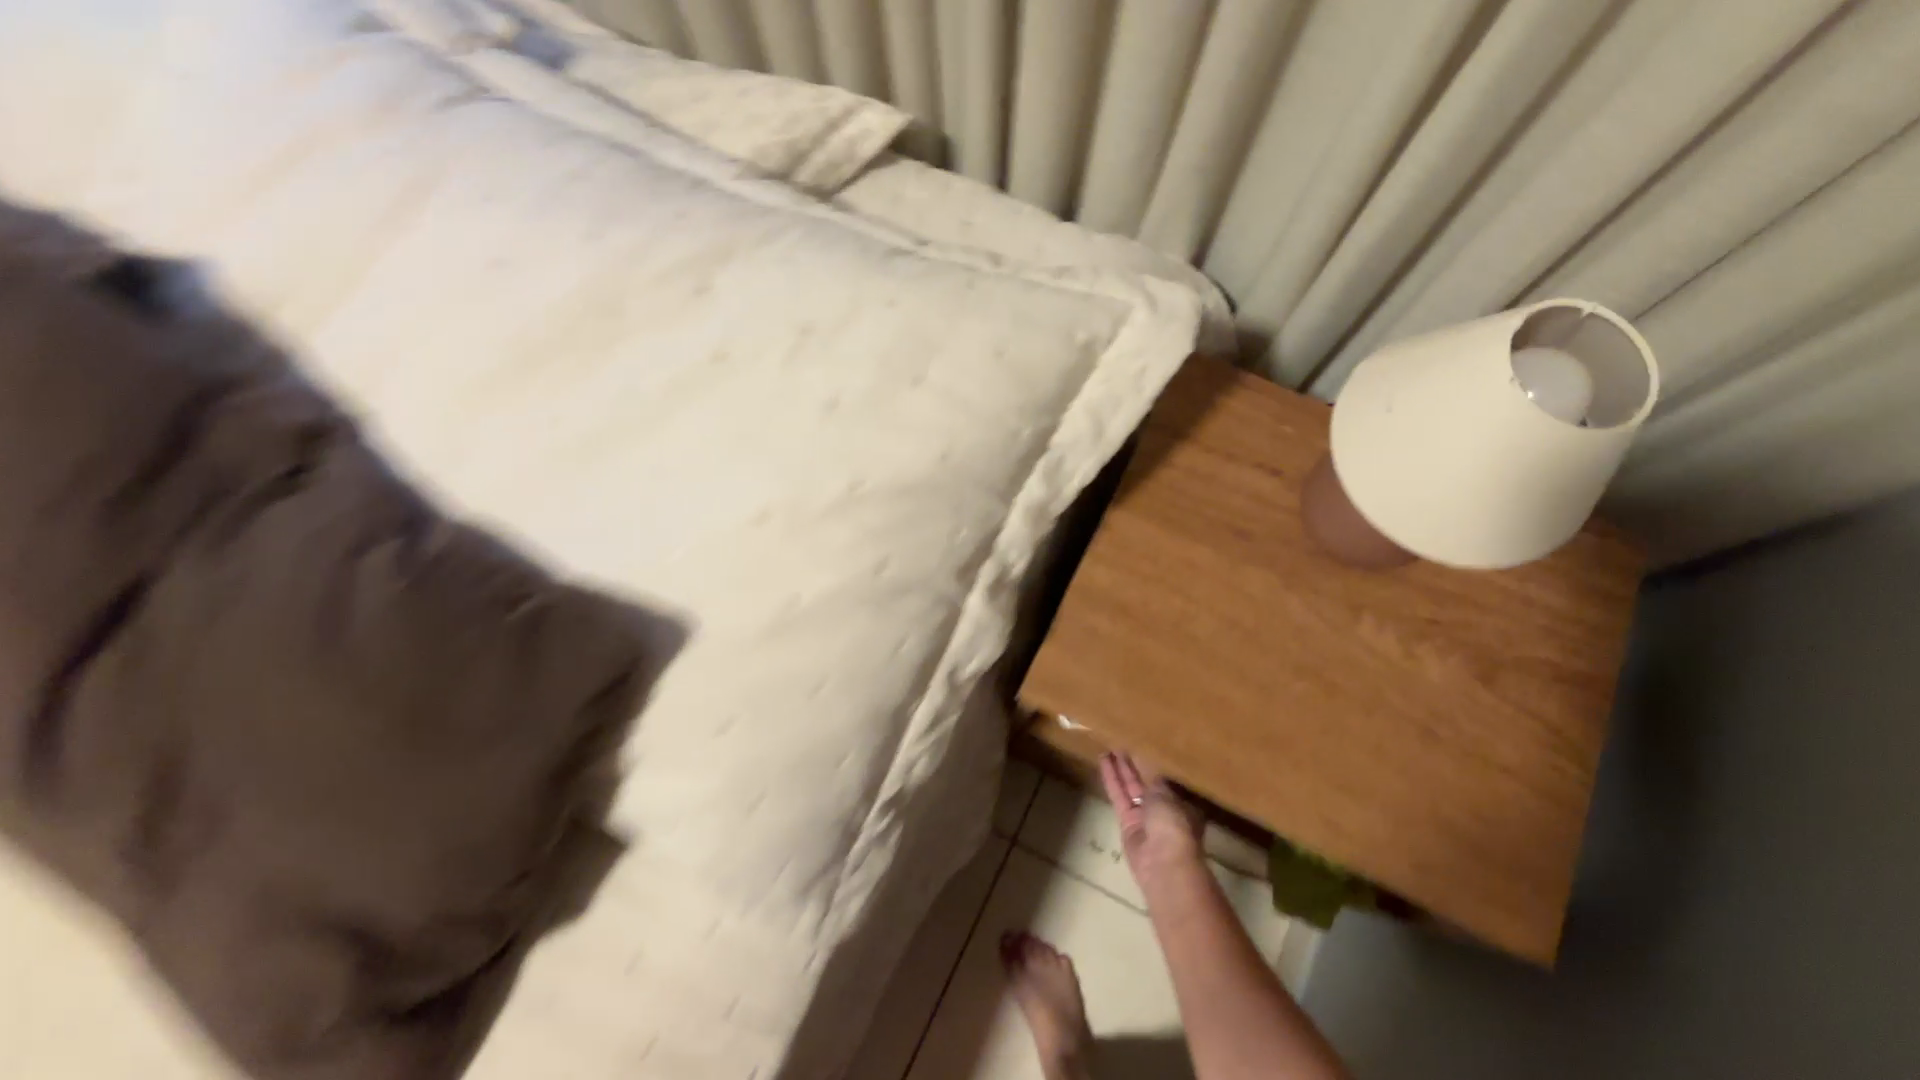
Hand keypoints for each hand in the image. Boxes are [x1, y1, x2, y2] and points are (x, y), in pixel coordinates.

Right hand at [1100, 751, 1203, 888]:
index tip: (1143, 745)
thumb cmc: (1174, 826)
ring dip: (1120, 768)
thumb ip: (1154, 780)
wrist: (1163, 863)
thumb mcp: (1166, 796)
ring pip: (1130, 787)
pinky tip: (1104, 762)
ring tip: (1110, 747)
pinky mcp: (1126, 822)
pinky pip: (1118, 796)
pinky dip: (1111, 779)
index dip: (1154, 763)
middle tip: (1122, 742)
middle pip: (1146, 782)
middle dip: (1135, 763)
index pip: (1166, 779)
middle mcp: (1164, 809)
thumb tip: (1149, 766)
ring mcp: (1144, 817)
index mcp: (1182, 803)